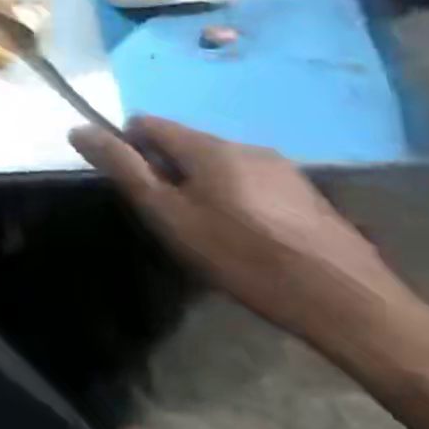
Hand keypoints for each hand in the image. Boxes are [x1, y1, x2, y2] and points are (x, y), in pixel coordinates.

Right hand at [71, 117, 403, 339]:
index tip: (135, 189)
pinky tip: (246, 239)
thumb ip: (122, 167)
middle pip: (183, 143)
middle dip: (164, 170)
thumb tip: (78, 128)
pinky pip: (250, 183)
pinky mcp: (308, 197)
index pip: (146, 123)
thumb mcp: (168, 214)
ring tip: (207, 232)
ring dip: (199, 186)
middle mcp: (247, 146)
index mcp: (210, 147)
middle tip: (168, 217)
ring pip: (217, 165)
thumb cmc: (243, 256)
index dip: (127, 148)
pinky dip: (233, 200)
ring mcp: (285, 171)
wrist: (350, 305)